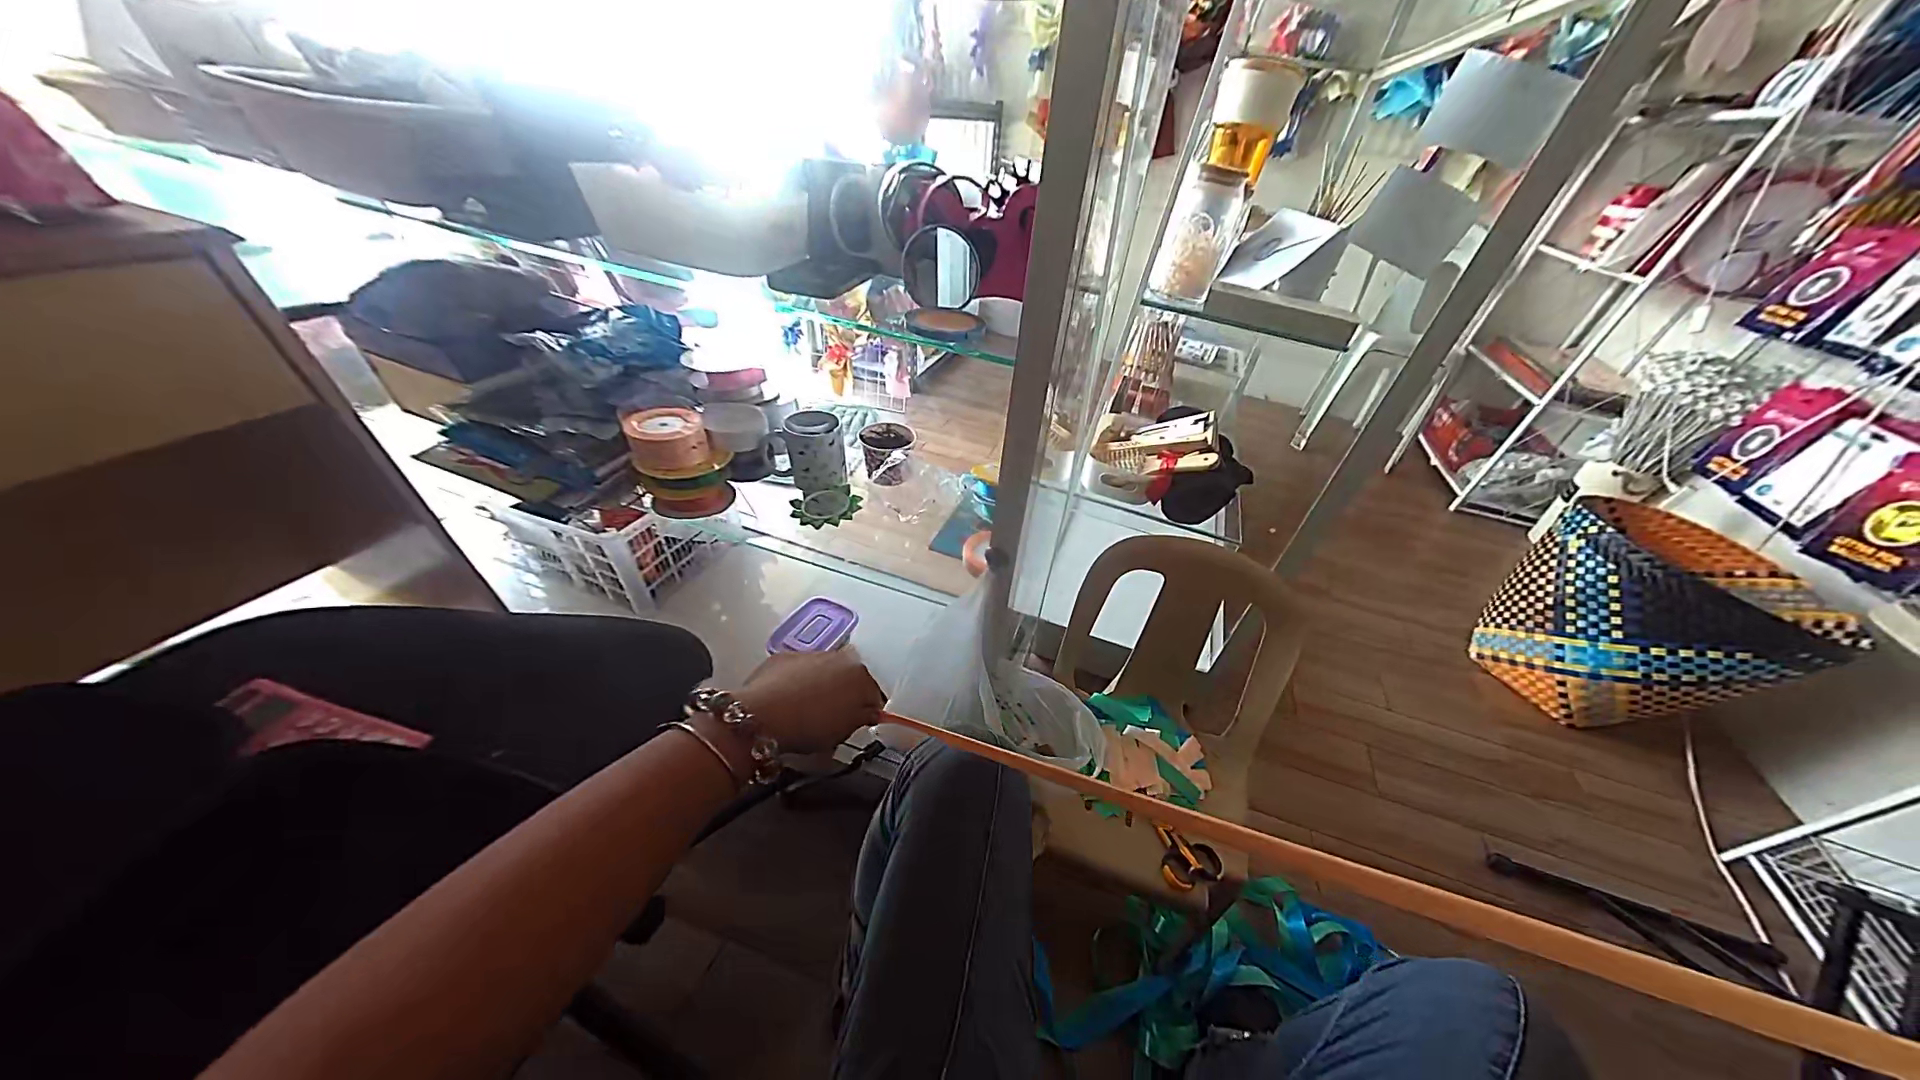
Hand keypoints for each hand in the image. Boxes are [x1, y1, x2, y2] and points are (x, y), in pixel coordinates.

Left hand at [735, 650, 884, 754]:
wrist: (762, 716)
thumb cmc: (809, 726)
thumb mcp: (845, 731)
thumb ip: (863, 717)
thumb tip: (869, 711)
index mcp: (860, 674)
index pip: (874, 691)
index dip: (869, 709)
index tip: (861, 721)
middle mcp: (838, 656)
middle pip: (849, 676)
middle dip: (845, 693)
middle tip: (835, 717)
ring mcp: (809, 654)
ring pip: (823, 670)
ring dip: (821, 685)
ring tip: (808, 711)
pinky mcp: (783, 657)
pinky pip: (798, 670)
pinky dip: (797, 682)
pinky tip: (788, 701)